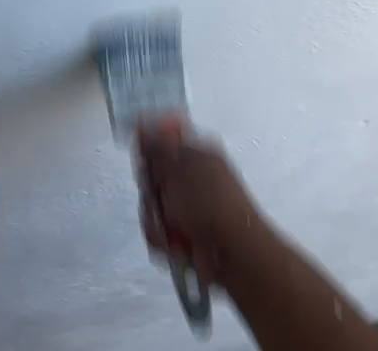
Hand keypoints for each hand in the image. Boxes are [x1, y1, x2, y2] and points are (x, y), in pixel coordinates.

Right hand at [136, 124, 267, 285]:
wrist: (233, 252)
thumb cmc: (209, 204)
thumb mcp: (179, 169)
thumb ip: (157, 148)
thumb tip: (144, 125)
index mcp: (198, 153)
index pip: (164, 141)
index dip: (149, 151)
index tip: (144, 163)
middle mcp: (194, 177)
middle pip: (155, 177)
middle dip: (151, 194)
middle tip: (158, 201)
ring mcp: (191, 206)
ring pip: (155, 207)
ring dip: (156, 221)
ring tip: (168, 231)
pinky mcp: (187, 233)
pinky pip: (162, 231)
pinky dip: (163, 240)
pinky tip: (173, 245)